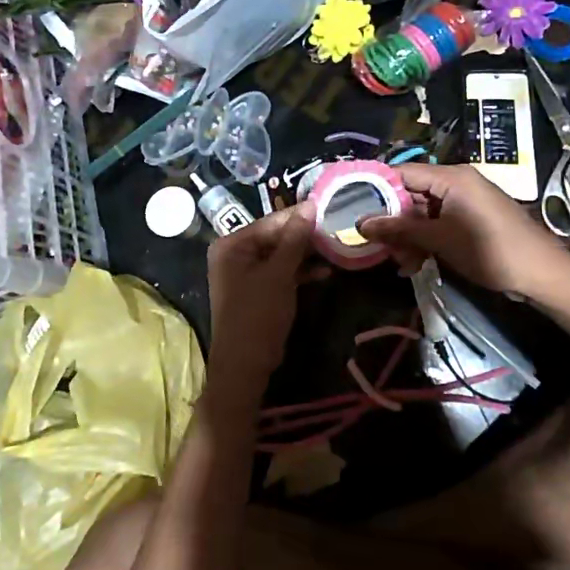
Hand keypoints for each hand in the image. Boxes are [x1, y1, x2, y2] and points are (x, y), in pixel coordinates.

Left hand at [205, 202, 323, 388]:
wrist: (245, 364)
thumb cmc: (258, 313)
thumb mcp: (279, 273)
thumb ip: (295, 238)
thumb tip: (310, 205)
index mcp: (232, 244)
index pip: (271, 221)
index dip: (300, 216)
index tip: (329, 207)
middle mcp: (235, 254)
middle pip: (276, 236)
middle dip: (305, 236)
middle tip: (336, 227)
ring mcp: (246, 273)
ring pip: (281, 255)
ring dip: (306, 254)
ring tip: (335, 247)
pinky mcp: (258, 290)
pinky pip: (281, 272)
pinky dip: (300, 271)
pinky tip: (325, 271)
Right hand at [358, 164, 569, 298]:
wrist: (541, 272)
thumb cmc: (489, 249)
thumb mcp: (439, 240)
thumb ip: (399, 229)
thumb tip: (361, 223)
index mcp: (451, 177)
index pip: (403, 172)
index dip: (378, 190)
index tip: (356, 210)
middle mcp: (457, 182)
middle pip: (412, 194)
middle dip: (395, 222)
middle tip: (382, 248)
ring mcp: (466, 201)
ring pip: (424, 213)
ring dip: (410, 237)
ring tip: (403, 264)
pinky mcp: (472, 219)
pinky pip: (440, 222)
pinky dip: (427, 240)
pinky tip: (416, 264)